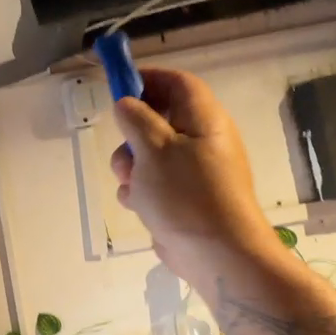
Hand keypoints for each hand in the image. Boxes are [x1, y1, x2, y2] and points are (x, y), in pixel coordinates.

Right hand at [111, 68, 280, 284]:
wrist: (217, 256)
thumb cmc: (187, 195)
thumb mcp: (155, 148)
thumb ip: (136, 119)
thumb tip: (127, 104)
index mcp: (205, 120)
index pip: (177, 83)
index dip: (147, 78)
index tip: (117, 85)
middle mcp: (202, 141)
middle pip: (158, 119)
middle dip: (132, 134)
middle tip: (123, 149)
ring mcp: (193, 172)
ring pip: (149, 155)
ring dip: (131, 166)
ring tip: (131, 185)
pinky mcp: (183, 198)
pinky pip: (153, 183)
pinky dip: (140, 191)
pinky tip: (140, 206)